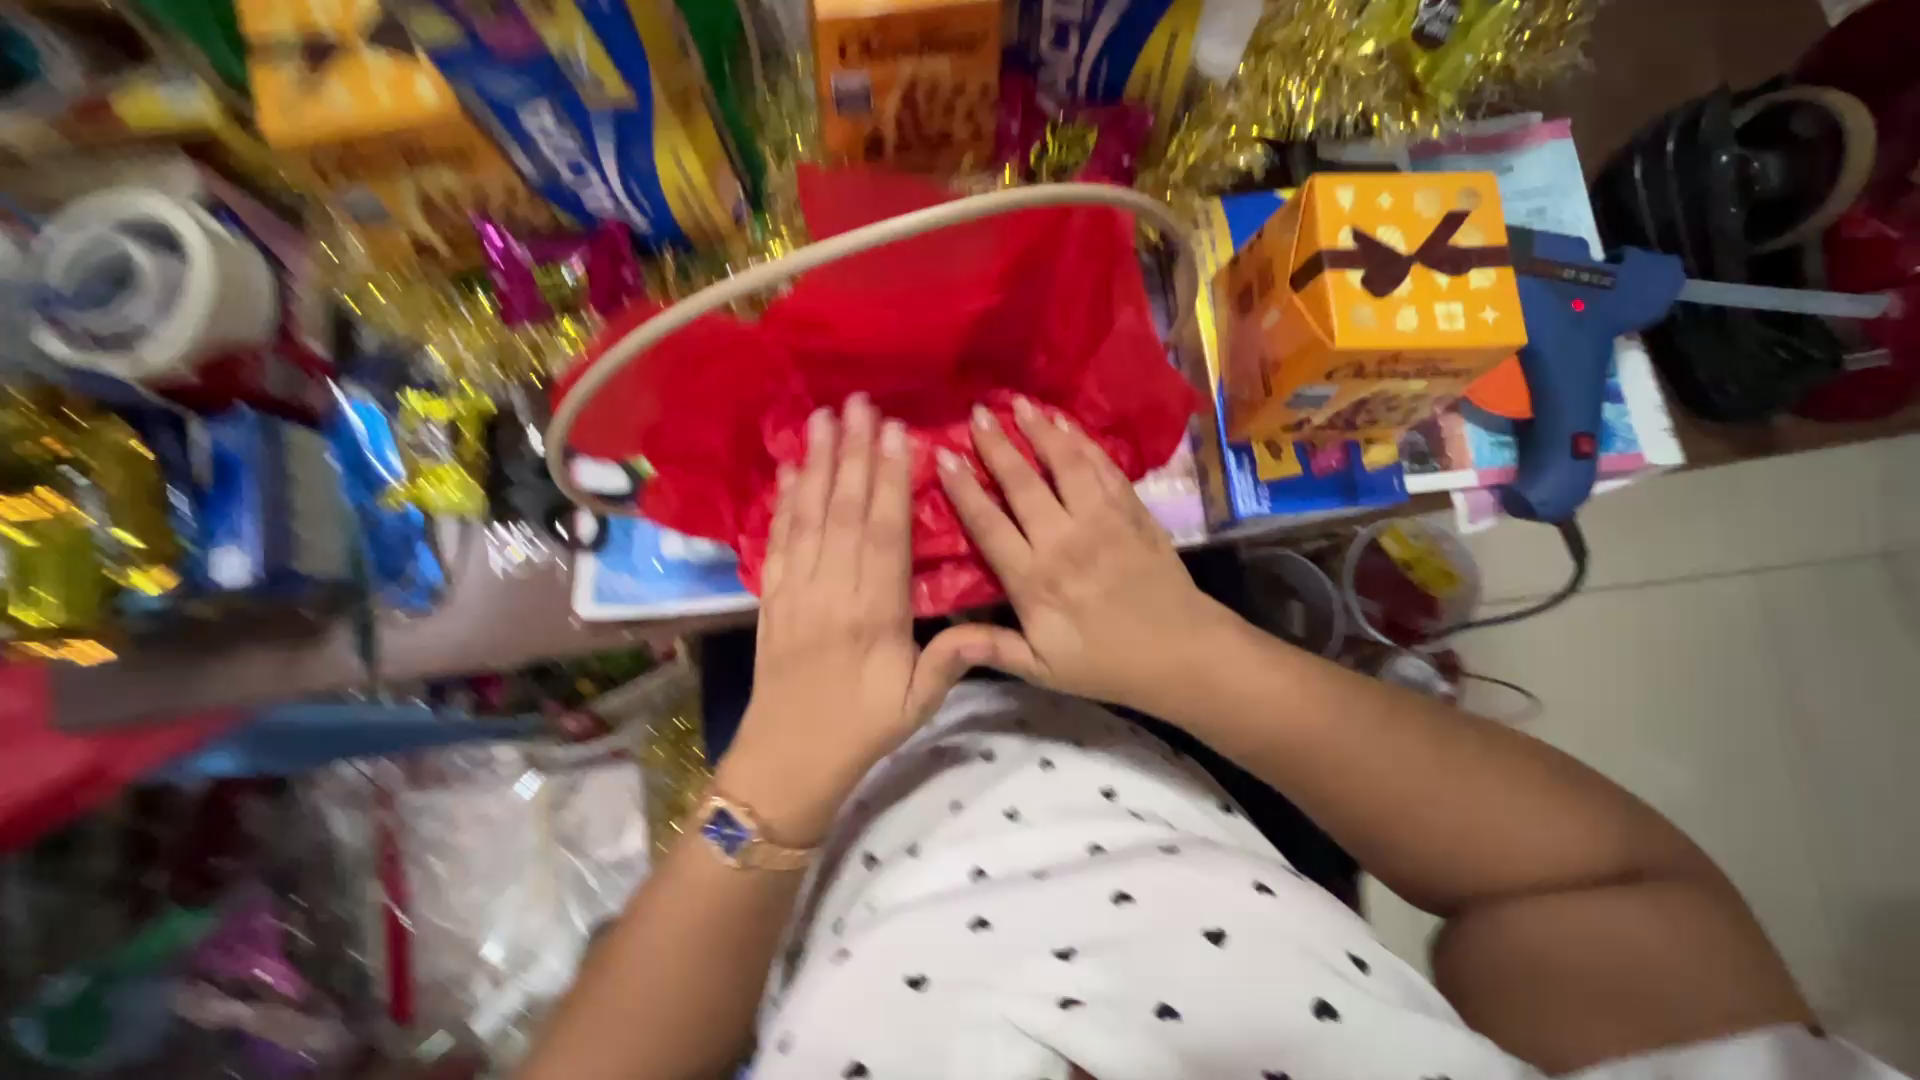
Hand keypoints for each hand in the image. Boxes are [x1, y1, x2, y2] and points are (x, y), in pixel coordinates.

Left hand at [714, 394, 986, 844]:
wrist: (788, 758)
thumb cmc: (861, 730)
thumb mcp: (917, 704)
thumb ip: (950, 659)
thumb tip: (987, 626)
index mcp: (875, 614)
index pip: (884, 534)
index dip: (890, 481)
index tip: (895, 434)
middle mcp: (834, 591)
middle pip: (845, 511)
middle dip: (854, 454)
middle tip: (858, 403)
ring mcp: (798, 591)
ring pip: (810, 517)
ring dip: (819, 464)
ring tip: (823, 417)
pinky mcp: (773, 597)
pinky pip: (779, 542)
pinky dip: (785, 503)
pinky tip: (793, 470)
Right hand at [933, 396, 1236, 716]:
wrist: (1181, 652)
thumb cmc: (1105, 663)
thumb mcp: (1042, 669)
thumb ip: (992, 648)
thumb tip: (940, 641)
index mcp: (1035, 580)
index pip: (989, 525)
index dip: (963, 489)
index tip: (943, 455)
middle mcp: (1065, 541)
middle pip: (1023, 484)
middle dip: (996, 445)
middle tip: (976, 412)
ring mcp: (1102, 521)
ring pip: (1066, 465)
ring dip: (1041, 431)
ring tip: (1019, 403)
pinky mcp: (1132, 512)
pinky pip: (1104, 468)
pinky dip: (1083, 442)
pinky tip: (1067, 423)